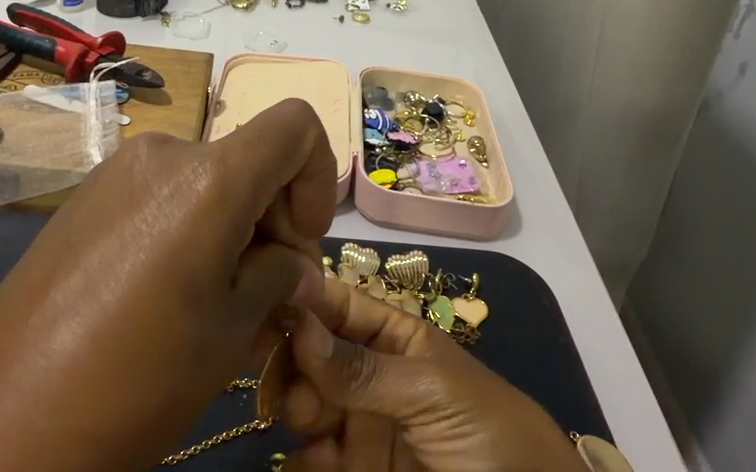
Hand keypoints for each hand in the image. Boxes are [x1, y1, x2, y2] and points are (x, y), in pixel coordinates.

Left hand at [0, 98, 339, 471]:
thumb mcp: (230, 331)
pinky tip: (165, 298)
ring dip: (229, 229)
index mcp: (209, 175)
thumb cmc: (137, 377)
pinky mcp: (83, 201)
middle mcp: (163, 154)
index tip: (299, 243)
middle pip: (247, 159)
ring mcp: (115, 174)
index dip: (316, 175)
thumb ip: (276, 277)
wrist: (0, 420)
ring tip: (215, 305)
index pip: (295, 122)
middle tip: (266, 293)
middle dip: (272, 217)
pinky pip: (159, 198)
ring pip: (204, 182)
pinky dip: (185, 231)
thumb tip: (290, 264)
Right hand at [281, 276, 585, 471]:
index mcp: (394, 336)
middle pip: (309, 354)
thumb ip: (362, 366)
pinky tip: (312, 460)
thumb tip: (297, 323)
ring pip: (304, 403)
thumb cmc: (489, 432)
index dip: (301, 300)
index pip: (336, 305)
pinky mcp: (356, 470)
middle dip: (292, 360)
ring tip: (306, 419)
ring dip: (294, 406)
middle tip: (287, 380)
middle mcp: (369, 374)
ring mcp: (360, 423)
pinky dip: (302, 458)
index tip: (265, 304)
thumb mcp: (431, 391)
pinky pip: (311, 458)